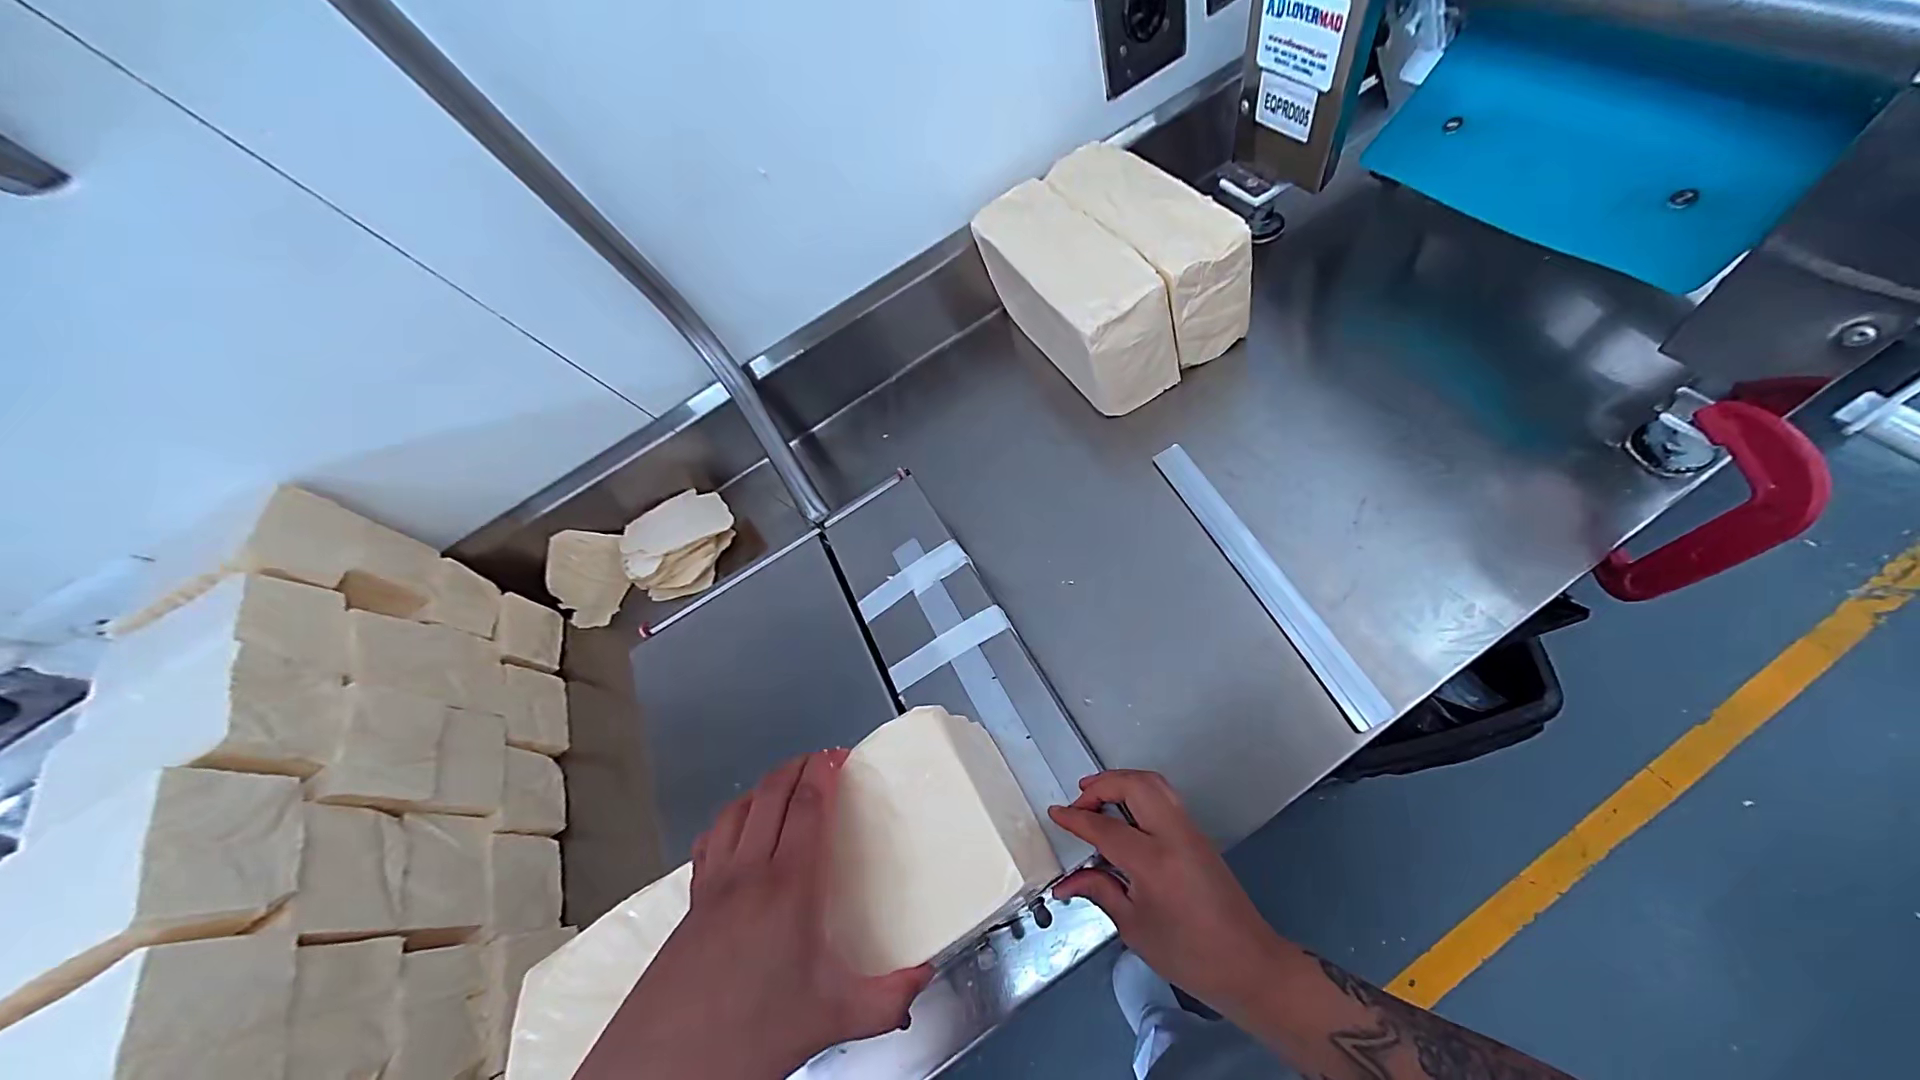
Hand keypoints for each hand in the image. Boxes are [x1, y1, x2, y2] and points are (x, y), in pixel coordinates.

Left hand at [580, 751, 933, 1079]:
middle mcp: (749, 872)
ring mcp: (715, 883)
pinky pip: (711, 838)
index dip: (823, 772)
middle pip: (772, 794)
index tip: (838, 756)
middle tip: (820, 759)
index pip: (806, 806)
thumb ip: (888, 998)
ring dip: (765, 785)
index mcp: (789, 886)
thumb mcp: (832, 1020)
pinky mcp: (692, 901)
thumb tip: (924, 979)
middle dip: (797, 766)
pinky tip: (736, 827)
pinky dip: (730, 818)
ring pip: (739, 809)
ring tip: (784, 782)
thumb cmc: (747, 1035)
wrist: (664, 1066)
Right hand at [1048, 769, 1288, 1020]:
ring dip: (1122, 782)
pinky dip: (1139, 792)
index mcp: (1154, 862)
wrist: (1250, 965)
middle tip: (1079, 800)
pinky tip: (1125, 812)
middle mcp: (1175, 837)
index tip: (1058, 814)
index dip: (1075, 818)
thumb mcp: (1134, 928)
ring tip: (1098, 795)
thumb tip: (1071, 882)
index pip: (1104, 827)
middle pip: (1133, 784)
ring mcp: (1191, 832)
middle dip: (1100, 785)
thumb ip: (1099, 892)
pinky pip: (1164, 796)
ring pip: (1153, 782)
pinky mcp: (1198, 835)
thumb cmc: (1195, 956)